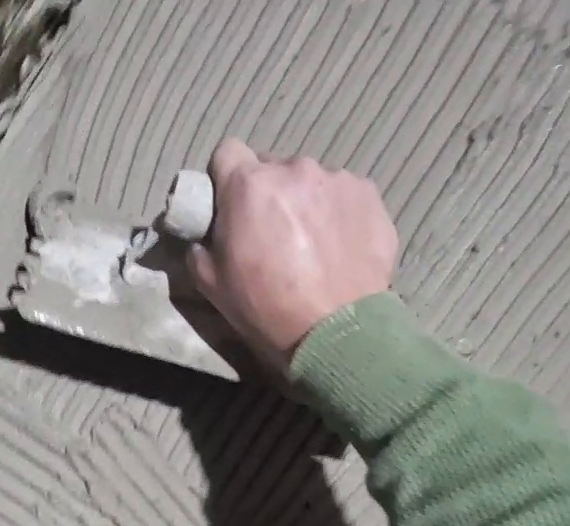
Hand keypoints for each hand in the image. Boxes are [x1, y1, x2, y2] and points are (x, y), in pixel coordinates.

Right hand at [188, 138, 399, 376]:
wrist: (332, 330)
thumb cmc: (263, 307)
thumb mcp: (210, 283)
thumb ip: (200, 246)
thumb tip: (204, 236)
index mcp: (249, 185)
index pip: (227, 151)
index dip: (224, 177)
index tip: (228, 204)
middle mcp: (294, 169)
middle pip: (271, 167)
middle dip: (266, 193)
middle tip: (269, 233)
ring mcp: (337, 179)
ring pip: (309, 181)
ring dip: (303, 202)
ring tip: (309, 244)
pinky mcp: (369, 195)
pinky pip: (343, 194)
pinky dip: (336, 213)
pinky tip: (335, 247)